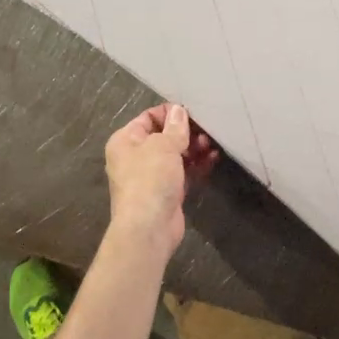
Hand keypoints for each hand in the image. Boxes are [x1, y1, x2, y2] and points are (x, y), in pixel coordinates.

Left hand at [104, 103, 218, 260]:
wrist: (148, 227)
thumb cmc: (150, 178)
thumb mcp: (163, 146)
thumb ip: (175, 127)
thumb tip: (179, 111)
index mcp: (125, 141)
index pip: (148, 117)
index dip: (170, 113)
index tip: (192, 111)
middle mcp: (135, 157)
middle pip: (163, 136)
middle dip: (185, 132)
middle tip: (206, 130)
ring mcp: (151, 176)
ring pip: (175, 155)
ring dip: (194, 148)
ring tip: (211, 145)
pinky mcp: (166, 192)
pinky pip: (183, 172)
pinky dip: (196, 165)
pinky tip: (213, 159)